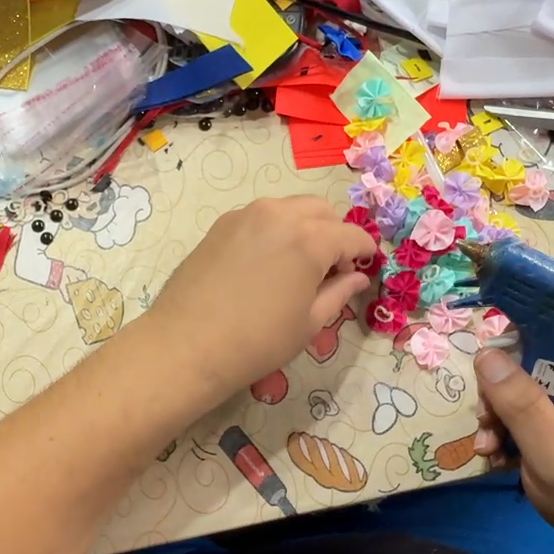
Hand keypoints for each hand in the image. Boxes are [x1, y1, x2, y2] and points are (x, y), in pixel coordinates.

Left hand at [139, 197, 373, 402]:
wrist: (187, 345)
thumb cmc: (256, 343)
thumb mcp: (308, 324)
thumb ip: (338, 293)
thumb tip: (357, 277)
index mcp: (310, 239)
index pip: (352, 235)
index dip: (365, 253)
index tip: (366, 269)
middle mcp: (279, 215)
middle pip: (322, 212)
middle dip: (335, 234)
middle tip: (331, 270)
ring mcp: (245, 215)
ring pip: (290, 208)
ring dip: (305, 228)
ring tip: (298, 266)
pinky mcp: (221, 225)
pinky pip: (260, 217)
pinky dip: (275, 230)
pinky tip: (267, 263)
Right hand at [473, 349, 553, 553]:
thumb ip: (522, 404)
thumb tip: (485, 354)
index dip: (528, 327)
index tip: (489, 352)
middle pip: (537, 349)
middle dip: (503, 384)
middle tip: (486, 420)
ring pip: (522, 375)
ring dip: (498, 409)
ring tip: (489, 445)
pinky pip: (522, 399)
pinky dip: (504, 423)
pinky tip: (496, 450)